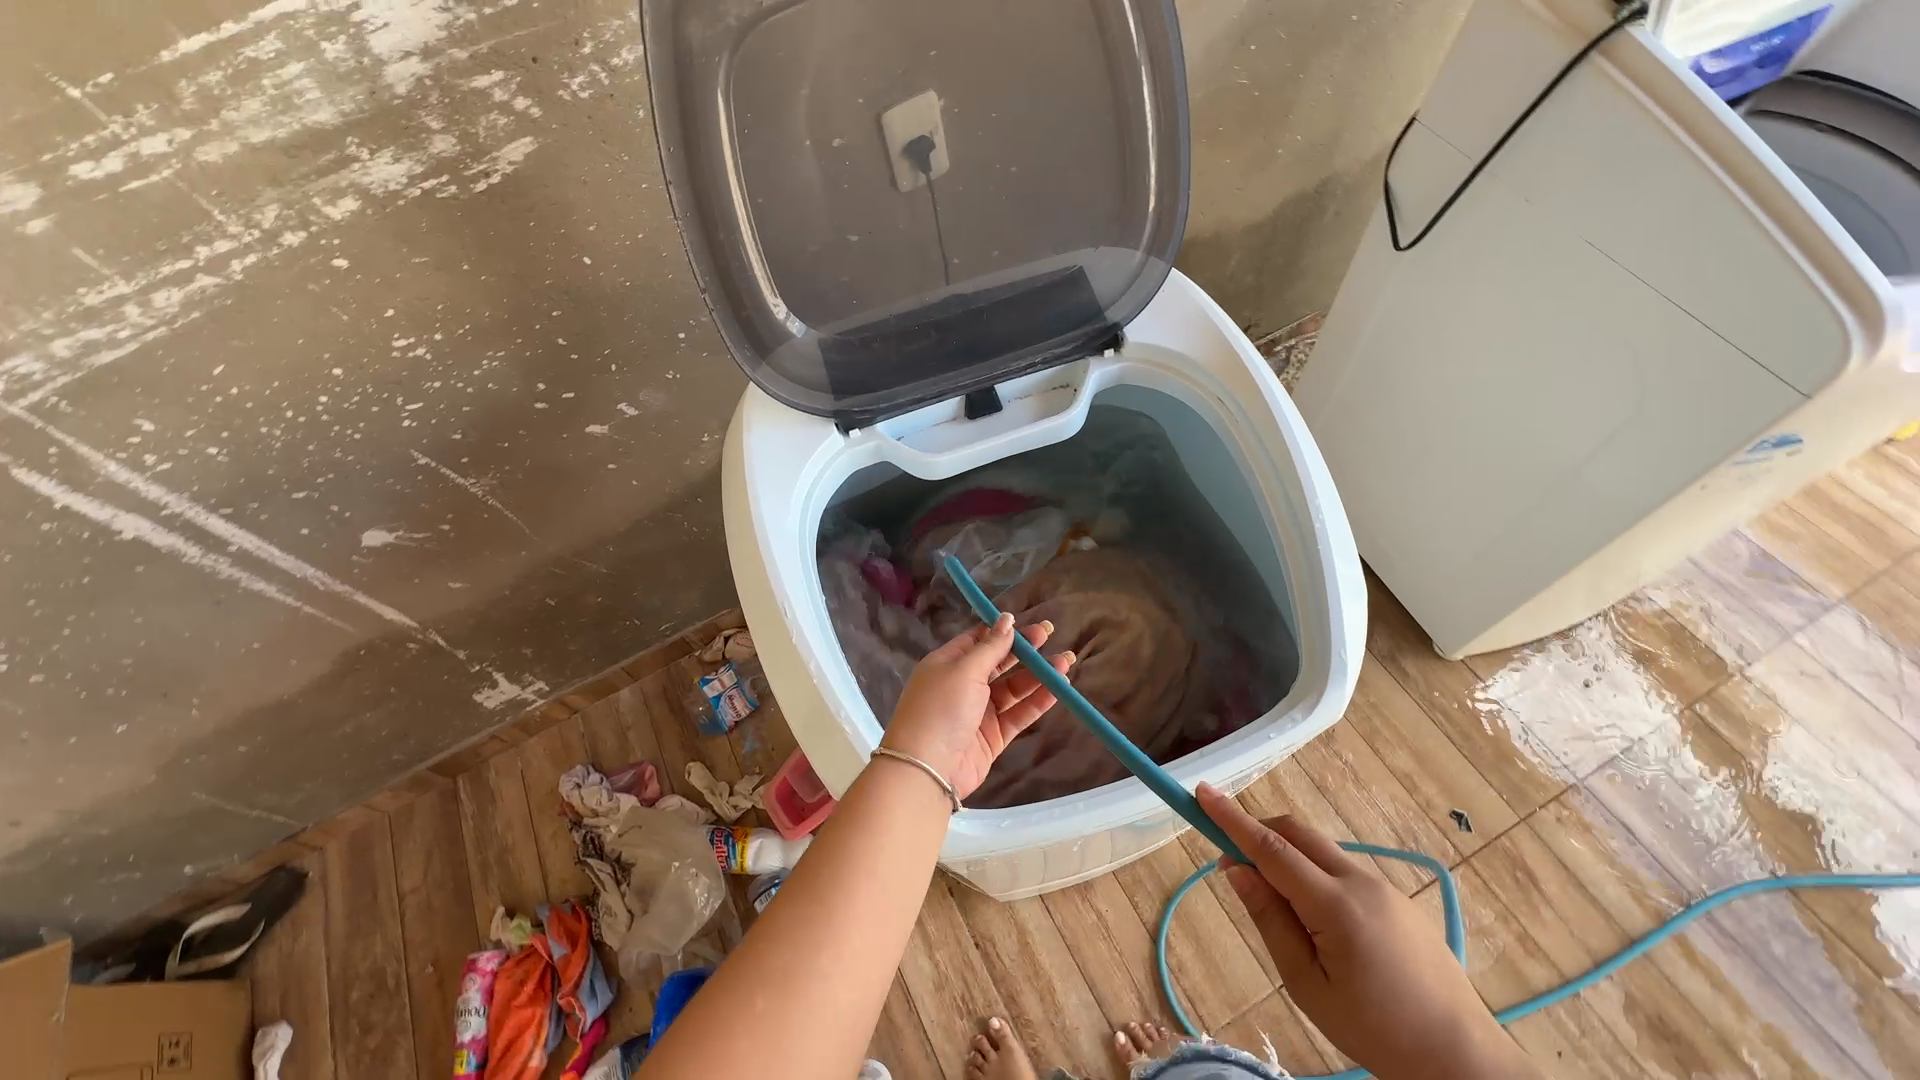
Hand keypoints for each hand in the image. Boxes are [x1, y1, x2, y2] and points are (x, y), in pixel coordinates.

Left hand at [881, 613, 1073, 799]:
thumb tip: (1006, 619)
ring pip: (1013, 689)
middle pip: (998, 663)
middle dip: (1024, 650)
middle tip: (1050, 634)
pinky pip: (1018, 714)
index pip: (977, 641)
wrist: (926, 769)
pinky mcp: (992, 737)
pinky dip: (1037, 702)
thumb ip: (990, 647)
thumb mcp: (964, 670)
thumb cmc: (940, 708)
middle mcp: (962, 685)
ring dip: (1038, 675)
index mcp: (947, 664)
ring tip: (1066, 661)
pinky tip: (1057, 689)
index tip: (1027, 622)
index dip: (1002, 631)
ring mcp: (978, 712)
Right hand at [1196, 784, 1537, 1079]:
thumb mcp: (1307, 984)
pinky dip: (1312, 871)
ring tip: (1272, 902)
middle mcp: (1360, 882)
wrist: (1460, 1057)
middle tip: (1229, 861)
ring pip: (1320, 849)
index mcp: (1335, 904)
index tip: (1201, 791)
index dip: (1231, 819)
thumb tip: (1237, 870)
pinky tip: (1313, 918)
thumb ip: (1270, 920)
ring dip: (1285, 854)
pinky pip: (1341, 868)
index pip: (1270, 848)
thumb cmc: (1374, 1030)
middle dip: (1257, 831)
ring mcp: (1384, 887)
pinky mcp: (1397, 900)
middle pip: (1296, 833)